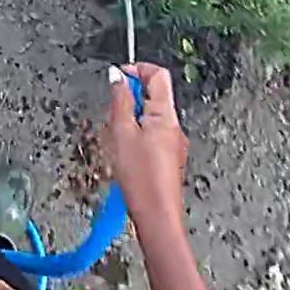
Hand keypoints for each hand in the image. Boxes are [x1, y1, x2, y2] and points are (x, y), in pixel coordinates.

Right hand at [105, 62, 188, 234]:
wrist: (157, 219)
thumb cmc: (141, 180)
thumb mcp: (122, 132)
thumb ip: (120, 99)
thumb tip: (117, 75)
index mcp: (166, 115)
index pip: (157, 74)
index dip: (137, 69)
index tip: (119, 76)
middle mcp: (174, 125)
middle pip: (154, 93)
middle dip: (131, 96)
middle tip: (115, 112)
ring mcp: (173, 141)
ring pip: (151, 113)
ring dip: (132, 115)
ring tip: (119, 134)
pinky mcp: (169, 155)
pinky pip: (153, 131)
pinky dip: (138, 132)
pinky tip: (127, 150)